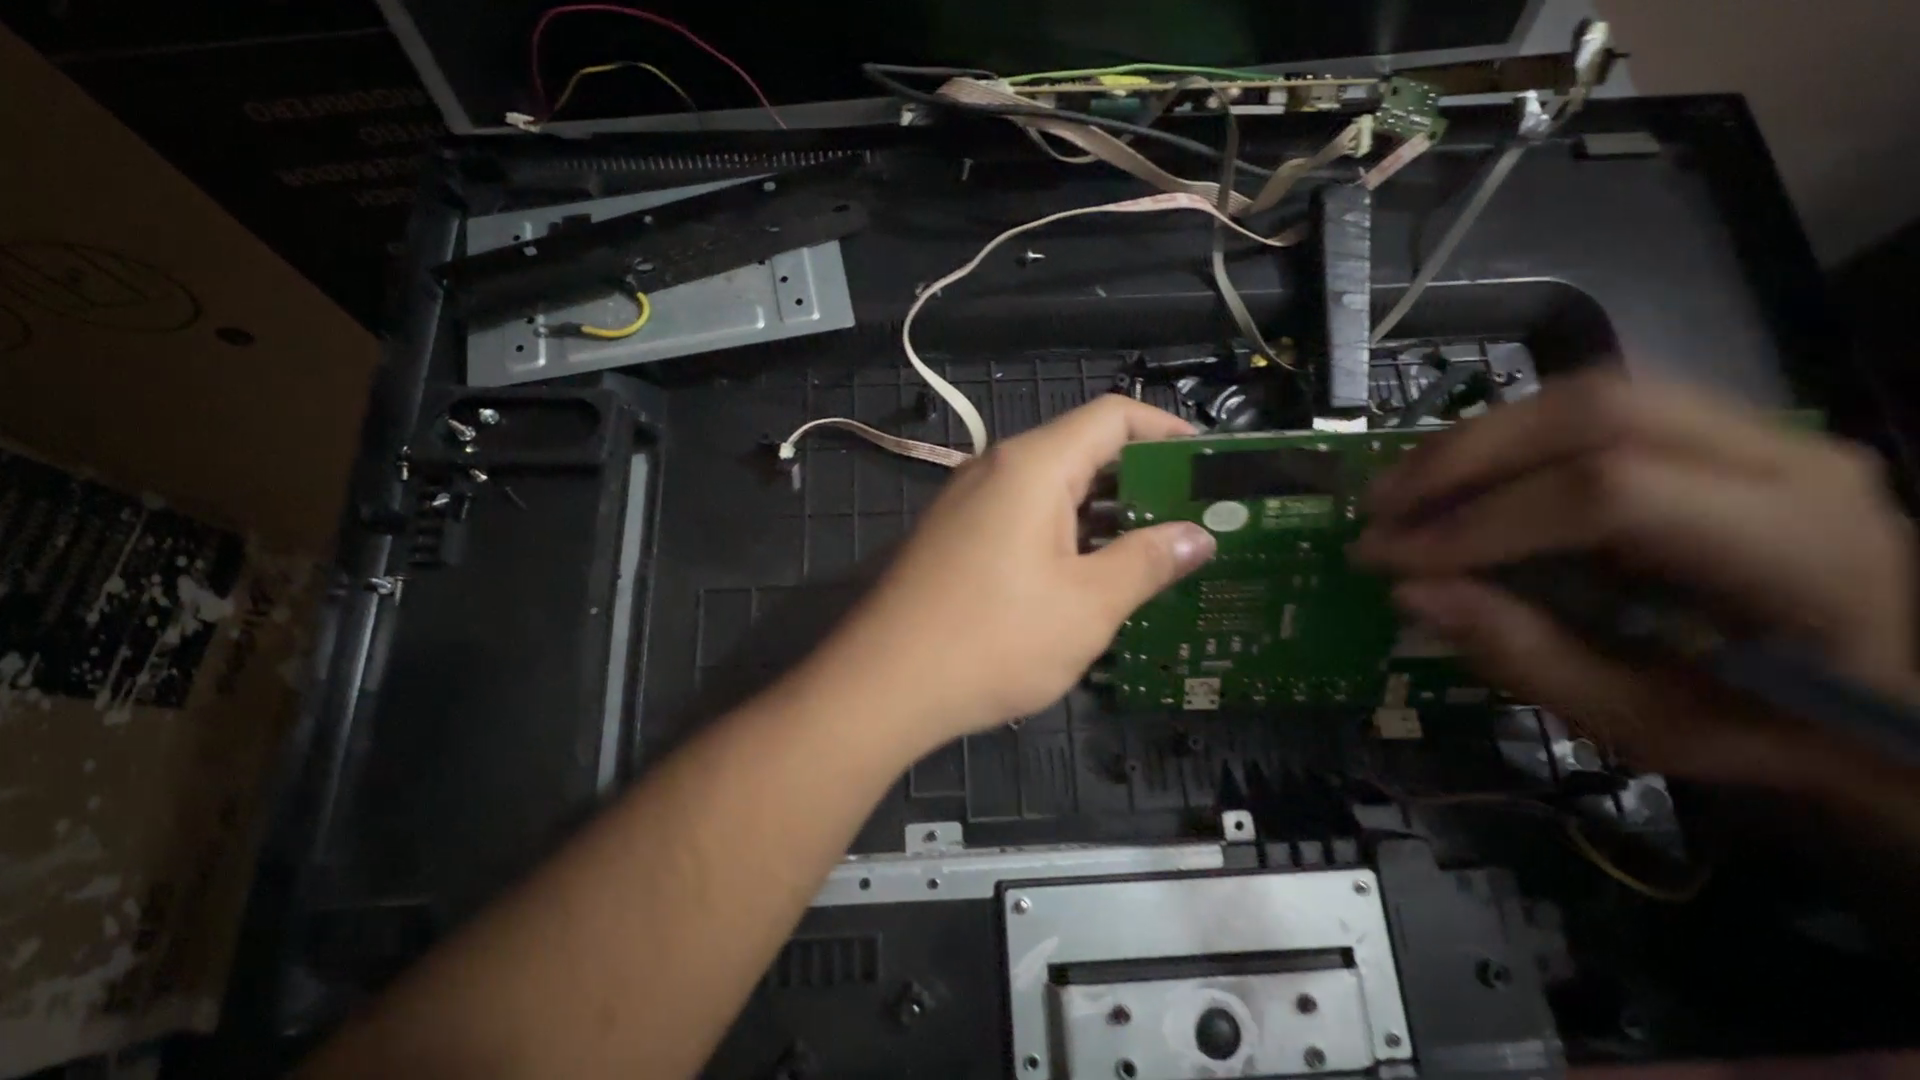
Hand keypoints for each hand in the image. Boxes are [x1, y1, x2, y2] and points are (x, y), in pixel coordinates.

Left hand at [814, 396, 1215, 744]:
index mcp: (1033, 467)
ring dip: (1105, 514)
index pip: (1113, 416)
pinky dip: (1067, 536)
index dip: (1168, 431)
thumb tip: (1197, 535)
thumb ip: (1147, 561)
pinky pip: (1024, 519)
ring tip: (1157, 551)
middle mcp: (996, 469)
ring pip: (1053, 490)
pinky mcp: (955, 540)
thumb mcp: (1087, 605)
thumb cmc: (993, 640)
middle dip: (1143, 479)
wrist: (881, 686)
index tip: (1211, 465)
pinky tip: (1093, 578)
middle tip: (1195, 517)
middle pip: (1083, 450)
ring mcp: (969, 505)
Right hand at [1351, 370, 1917, 796]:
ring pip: (1594, 391)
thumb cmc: (1778, 731)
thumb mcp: (1650, 726)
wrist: (1902, 700)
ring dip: (1479, 439)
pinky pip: (1601, 406)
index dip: (1483, 521)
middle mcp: (1790, 458)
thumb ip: (1530, 659)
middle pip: (1597, 411)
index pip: (1610, 494)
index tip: (1392, 560)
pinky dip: (1513, 437)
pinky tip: (1462, 476)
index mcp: (1794, 548)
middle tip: (1378, 507)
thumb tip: (1411, 593)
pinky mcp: (1728, 428)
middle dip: (1465, 457)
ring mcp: (1765, 430)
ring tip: (1402, 488)